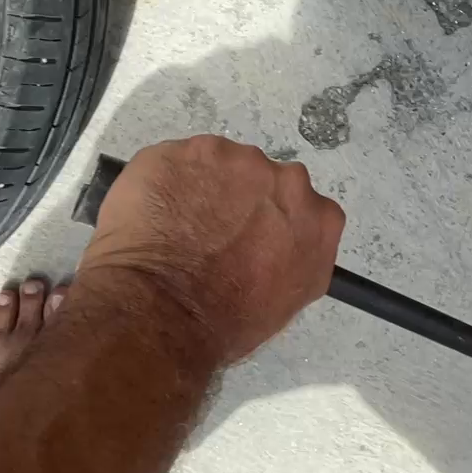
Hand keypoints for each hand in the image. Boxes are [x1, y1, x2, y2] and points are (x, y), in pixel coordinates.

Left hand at [78, 135, 345, 365]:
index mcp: (319, 217)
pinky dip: (165, 182)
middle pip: (263, 178)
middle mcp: (287, 179)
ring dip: (202, 186)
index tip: (251, 236)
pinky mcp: (188, 150)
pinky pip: (176, 161)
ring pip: (219, 165)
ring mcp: (237, 158)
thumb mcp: (290, 301)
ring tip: (175, 228)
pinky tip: (152, 216)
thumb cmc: (226, 321)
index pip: (303, 207)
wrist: (163, 313)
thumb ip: (301, 257)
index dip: (272, 220)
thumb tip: (283, 247)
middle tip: (210, 233)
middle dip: (240, 197)